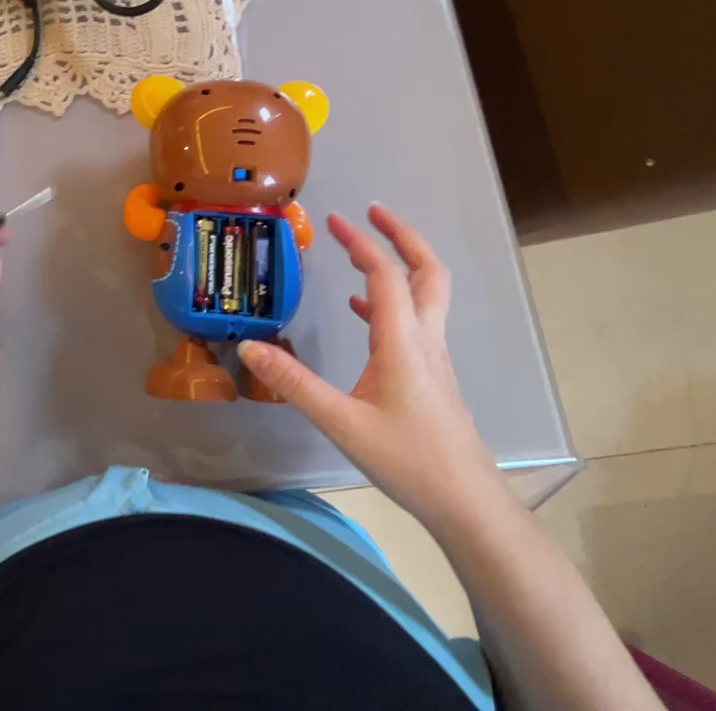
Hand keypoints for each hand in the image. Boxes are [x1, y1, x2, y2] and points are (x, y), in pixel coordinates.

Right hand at [239, 204, 508, 531]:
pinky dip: (390, 302)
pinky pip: (414, 322)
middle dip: (402, 236)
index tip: (335, 220)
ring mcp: (432, 358)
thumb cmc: (409, 460)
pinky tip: (361, 311)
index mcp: (403, 343)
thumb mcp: (341, 422)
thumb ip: (293, 383)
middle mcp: (424, 340)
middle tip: (372, 213)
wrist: (467, 503)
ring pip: (426, 295)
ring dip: (400, 264)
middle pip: (427, 272)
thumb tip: (248, 347)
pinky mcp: (430, 376)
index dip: (361, 243)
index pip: (385, 277)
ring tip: (362, 251)